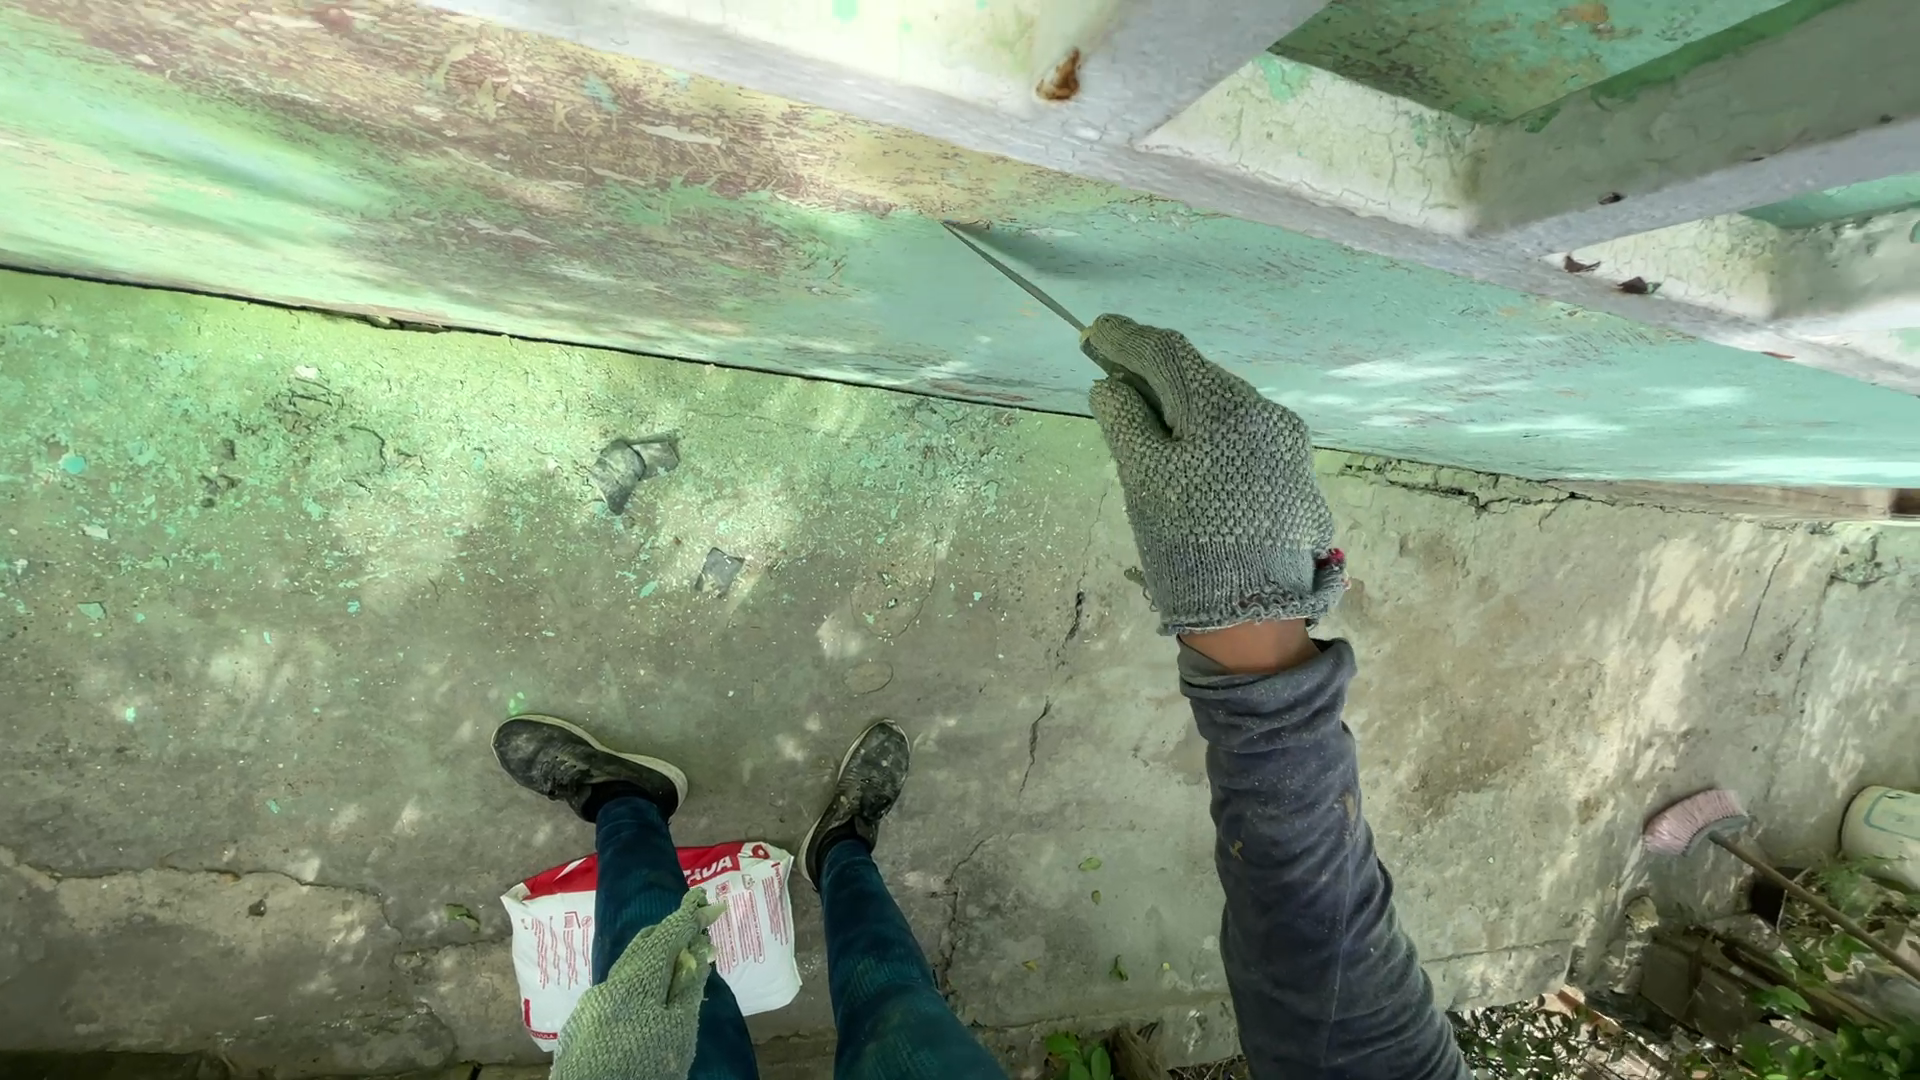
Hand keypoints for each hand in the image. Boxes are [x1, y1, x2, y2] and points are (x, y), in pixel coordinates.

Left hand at [553, 888, 720, 1079]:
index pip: (668, 933)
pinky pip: (616, 991)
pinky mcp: (580, 1029)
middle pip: (644, 945)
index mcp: (634, 980)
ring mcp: (590, 1007)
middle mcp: (608, 984)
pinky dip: (639, 983)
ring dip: (655, 959)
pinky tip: (649, 1001)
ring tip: (679, 964)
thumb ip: (689, 985)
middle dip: (672, 933)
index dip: (693, 917)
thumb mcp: (679, 1030)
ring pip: (628, 968)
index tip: (713, 904)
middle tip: (698, 932)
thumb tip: (697, 946)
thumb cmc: (643, 1071)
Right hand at [1084, 314, 1343, 634]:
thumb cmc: (1188, 542)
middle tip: (1112, 376)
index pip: (1168, 352)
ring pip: (1220, 404)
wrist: (1253, 613)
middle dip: (1152, 371)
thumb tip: (1112, 384)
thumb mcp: (1144, 478)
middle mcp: (1264, 412)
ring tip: (1146, 421)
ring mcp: (1285, 441)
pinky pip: (1239, 432)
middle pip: (1197, 375)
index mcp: (1223, 407)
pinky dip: (1205, 429)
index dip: (1127, 338)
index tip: (1095, 331)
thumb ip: (1125, 421)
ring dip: (1179, 402)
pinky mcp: (1292, 470)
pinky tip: (1188, 453)